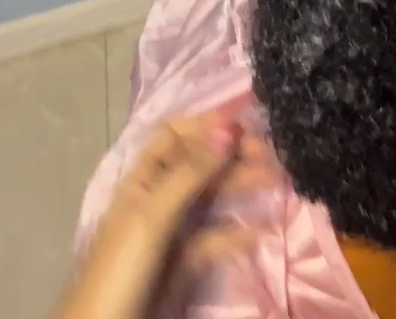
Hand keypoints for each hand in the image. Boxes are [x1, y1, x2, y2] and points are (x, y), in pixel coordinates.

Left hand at [52, 112, 253, 318]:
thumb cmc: (121, 271)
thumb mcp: (153, 217)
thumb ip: (191, 172)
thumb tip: (229, 126)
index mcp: (142, 178)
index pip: (175, 134)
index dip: (207, 125)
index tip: (244, 125)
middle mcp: (159, 196)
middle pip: (199, 162)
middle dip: (232, 153)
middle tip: (269, 153)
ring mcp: (173, 230)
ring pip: (211, 196)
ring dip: (241, 184)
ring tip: (274, 179)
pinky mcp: (185, 263)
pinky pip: (216, 238)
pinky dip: (237, 232)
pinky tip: (261, 230)